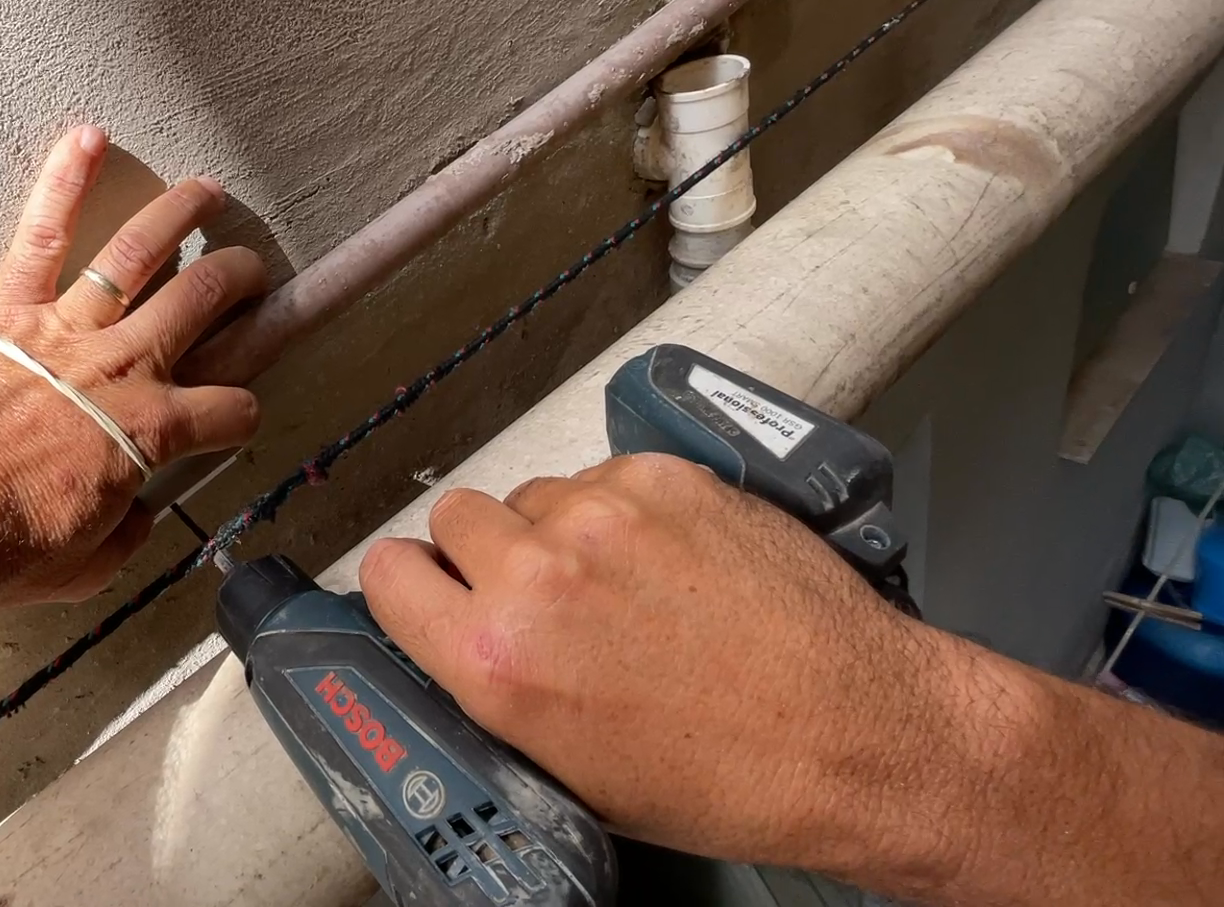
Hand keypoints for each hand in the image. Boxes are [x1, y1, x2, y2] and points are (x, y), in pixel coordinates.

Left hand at [0, 125, 264, 621]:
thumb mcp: (81, 569)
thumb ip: (127, 534)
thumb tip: (137, 507)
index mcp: (148, 435)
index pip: (231, 409)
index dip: (242, 415)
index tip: (231, 418)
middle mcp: (123, 368)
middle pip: (202, 301)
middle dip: (240, 279)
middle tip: (253, 270)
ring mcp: (65, 328)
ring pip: (139, 252)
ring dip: (183, 213)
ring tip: (207, 189)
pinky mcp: (4, 305)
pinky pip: (43, 232)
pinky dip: (66, 179)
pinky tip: (90, 134)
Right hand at [359, 454, 988, 874]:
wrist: (864, 738)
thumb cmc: (721, 774)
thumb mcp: (560, 762)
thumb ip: (479, 677)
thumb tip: (443, 622)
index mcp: (496, 659)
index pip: (387, 569)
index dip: (409, 580)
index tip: (434, 586)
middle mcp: (535, 575)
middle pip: (453, 514)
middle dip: (483, 549)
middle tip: (537, 586)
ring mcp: (599, 514)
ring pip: (529, 493)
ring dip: (554, 528)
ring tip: (619, 578)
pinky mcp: (658, 477)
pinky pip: (598, 476)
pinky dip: (618, 509)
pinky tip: (666, 556)